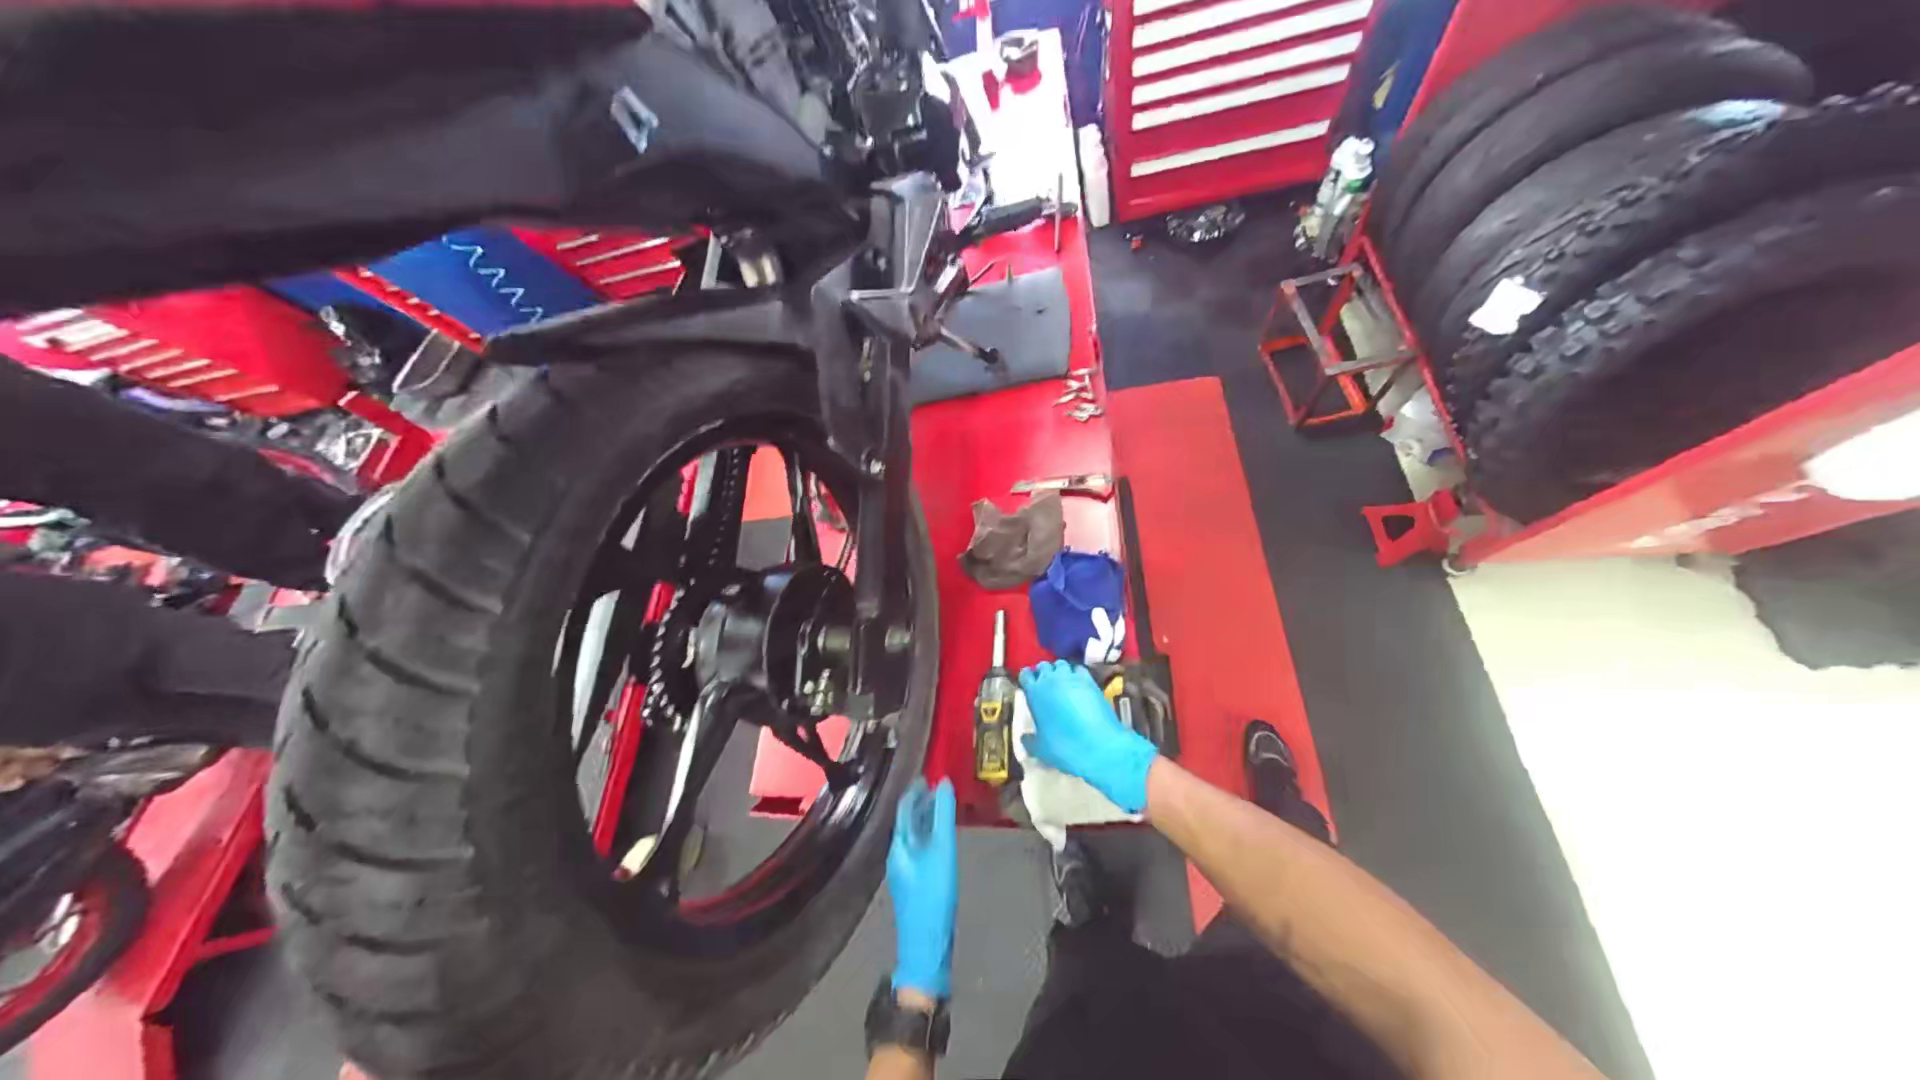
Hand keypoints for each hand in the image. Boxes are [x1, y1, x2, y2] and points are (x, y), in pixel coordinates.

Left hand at [887, 777, 956, 998]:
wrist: (926, 947)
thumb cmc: (934, 896)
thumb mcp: (943, 852)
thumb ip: (944, 816)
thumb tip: (943, 782)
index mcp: (899, 845)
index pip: (904, 807)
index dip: (915, 789)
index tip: (929, 774)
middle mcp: (897, 854)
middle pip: (908, 821)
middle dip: (922, 803)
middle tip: (941, 787)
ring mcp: (904, 871)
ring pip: (914, 836)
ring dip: (926, 819)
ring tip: (943, 807)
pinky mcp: (913, 884)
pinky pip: (919, 849)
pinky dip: (929, 836)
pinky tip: (943, 839)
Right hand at [1018, 660, 1157, 812]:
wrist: (1099, 746)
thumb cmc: (1064, 747)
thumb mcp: (1041, 749)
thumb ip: (1029, 741)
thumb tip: (1024, 738)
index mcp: (1034, 693)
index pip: (1025, 675)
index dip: (1027, 678)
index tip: (1029, 684)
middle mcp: (1051, 679)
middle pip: (1044, 666)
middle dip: (1044, 672)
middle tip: (1046, 683)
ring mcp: (1072, 677)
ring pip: (1062, 665)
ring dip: (1060, 671)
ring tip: (1062, 681)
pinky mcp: (1090, 680)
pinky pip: (1079, 670)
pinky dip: (1077, 674)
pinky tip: (1079, 685)